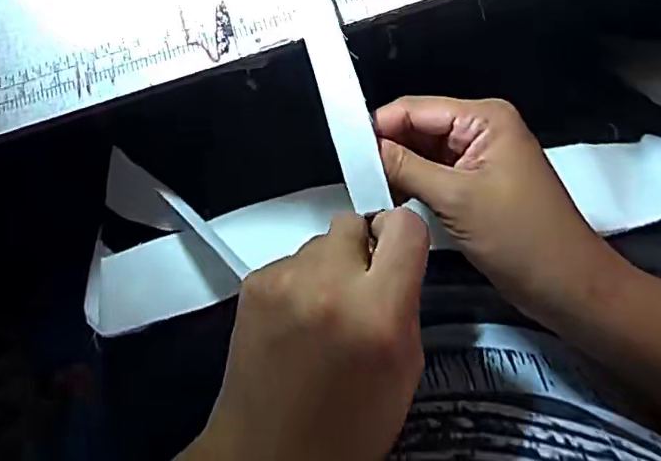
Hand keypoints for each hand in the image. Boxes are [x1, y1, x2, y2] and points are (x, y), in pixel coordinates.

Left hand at [183, 209, 430, 460]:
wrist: (270, 449)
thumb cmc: (341, 428)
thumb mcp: (402, 372)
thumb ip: (403, 307)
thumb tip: (398, 262)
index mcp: (378, 314)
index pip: (404, 228)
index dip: (405, 234)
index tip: (399, 246)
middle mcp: (329, 284)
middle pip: (352, 223)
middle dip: (361, 249)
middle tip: (360, 287)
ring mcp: (286, 278)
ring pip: (318, 242)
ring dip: (326, 266)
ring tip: (324, 313)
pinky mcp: (256, 278)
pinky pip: (289, 260)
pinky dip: (297, 280)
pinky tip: (297, 319)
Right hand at [374, 96, 629, 321]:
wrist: (575, 294)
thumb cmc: (525, 242)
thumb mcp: (455, 199)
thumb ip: (403, 166)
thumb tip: (364, 147)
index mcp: (485, 118)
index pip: (414, 108)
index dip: (380, 126)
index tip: (348, 148)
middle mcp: (481, 127)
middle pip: (416, 126)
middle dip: (389, 148)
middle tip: (359, 172)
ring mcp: (479, 154)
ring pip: (420, 149)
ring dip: (398, 167)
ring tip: (374, 187)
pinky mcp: (475, 179)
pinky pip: (432, 168)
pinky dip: (412, 181)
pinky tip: (395, 195)